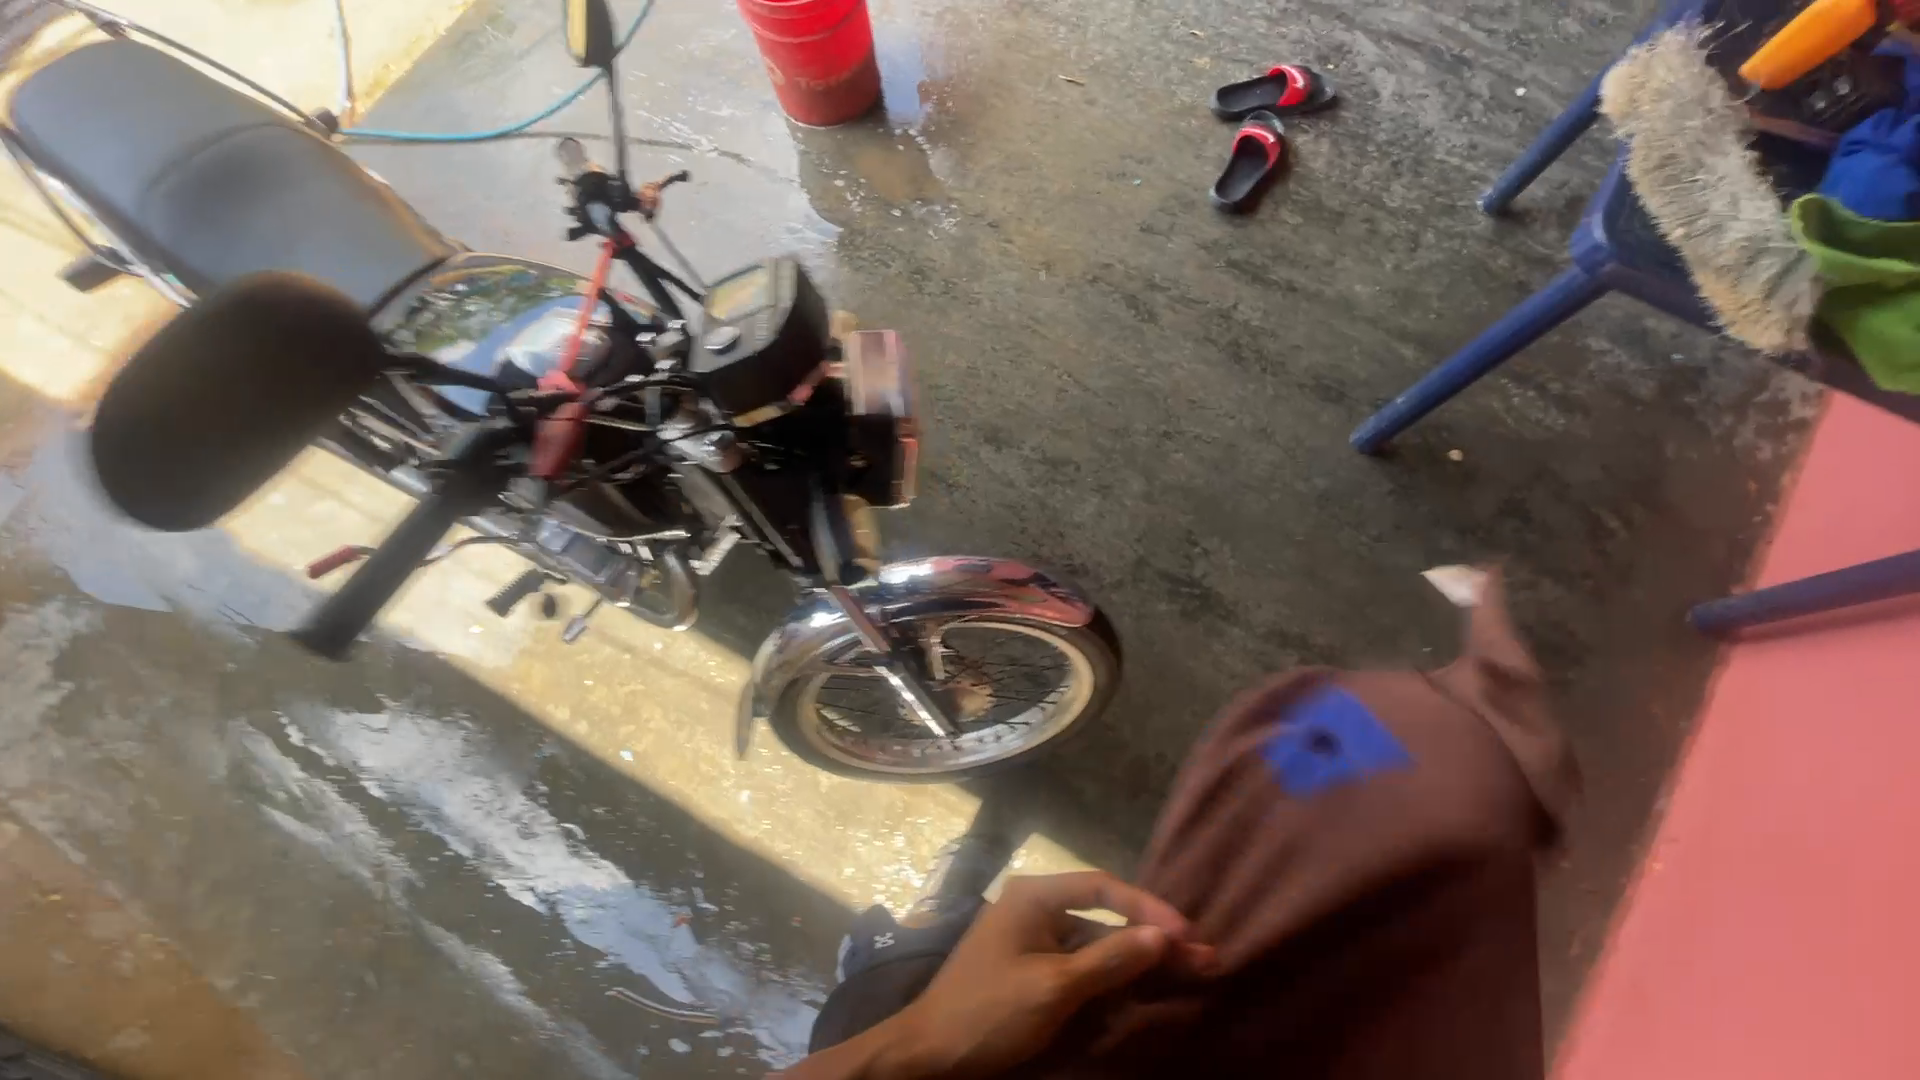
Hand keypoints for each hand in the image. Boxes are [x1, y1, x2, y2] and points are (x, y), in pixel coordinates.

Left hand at [785, 872, 1214, 1079]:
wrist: (929, 1052)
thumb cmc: (990, 1010)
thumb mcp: (1055, 987)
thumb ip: (1111, 959)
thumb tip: (1164, 935)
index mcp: (1034, 895)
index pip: (1102, 888)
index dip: (1148, 908)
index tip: (1186, 933)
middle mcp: (1034, 906)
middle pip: (1103, 916)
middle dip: (1151, 937)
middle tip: (1204, 956)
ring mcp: (1031, 937)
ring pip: (1094, 942)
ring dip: (1135, 959)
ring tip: (1186, 971)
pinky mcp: (1030, 967)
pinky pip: (1078, 963)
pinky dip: (1110, 975)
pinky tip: (1143, 986)